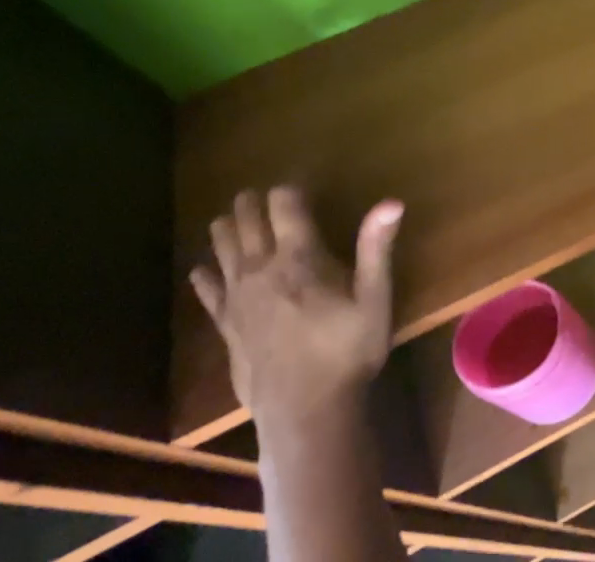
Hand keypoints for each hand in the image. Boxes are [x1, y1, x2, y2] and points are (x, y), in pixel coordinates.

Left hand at [190, 187, 402, 424]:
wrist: (304, 409)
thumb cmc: (347, 350)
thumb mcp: (375, 298)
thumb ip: (376, 248)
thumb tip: (391, 202)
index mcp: (299, 258)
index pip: (285, 206)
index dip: (290, 190)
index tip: (299, 185)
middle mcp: (261, 269)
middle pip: (246, 222)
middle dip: (251, 204)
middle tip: (256, 194)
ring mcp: (237, 298)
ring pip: (222, 249)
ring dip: (226, 229)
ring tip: (230, 218)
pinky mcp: (225, 325)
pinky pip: (207, 291)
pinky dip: (205, 275)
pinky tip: (203, 269)